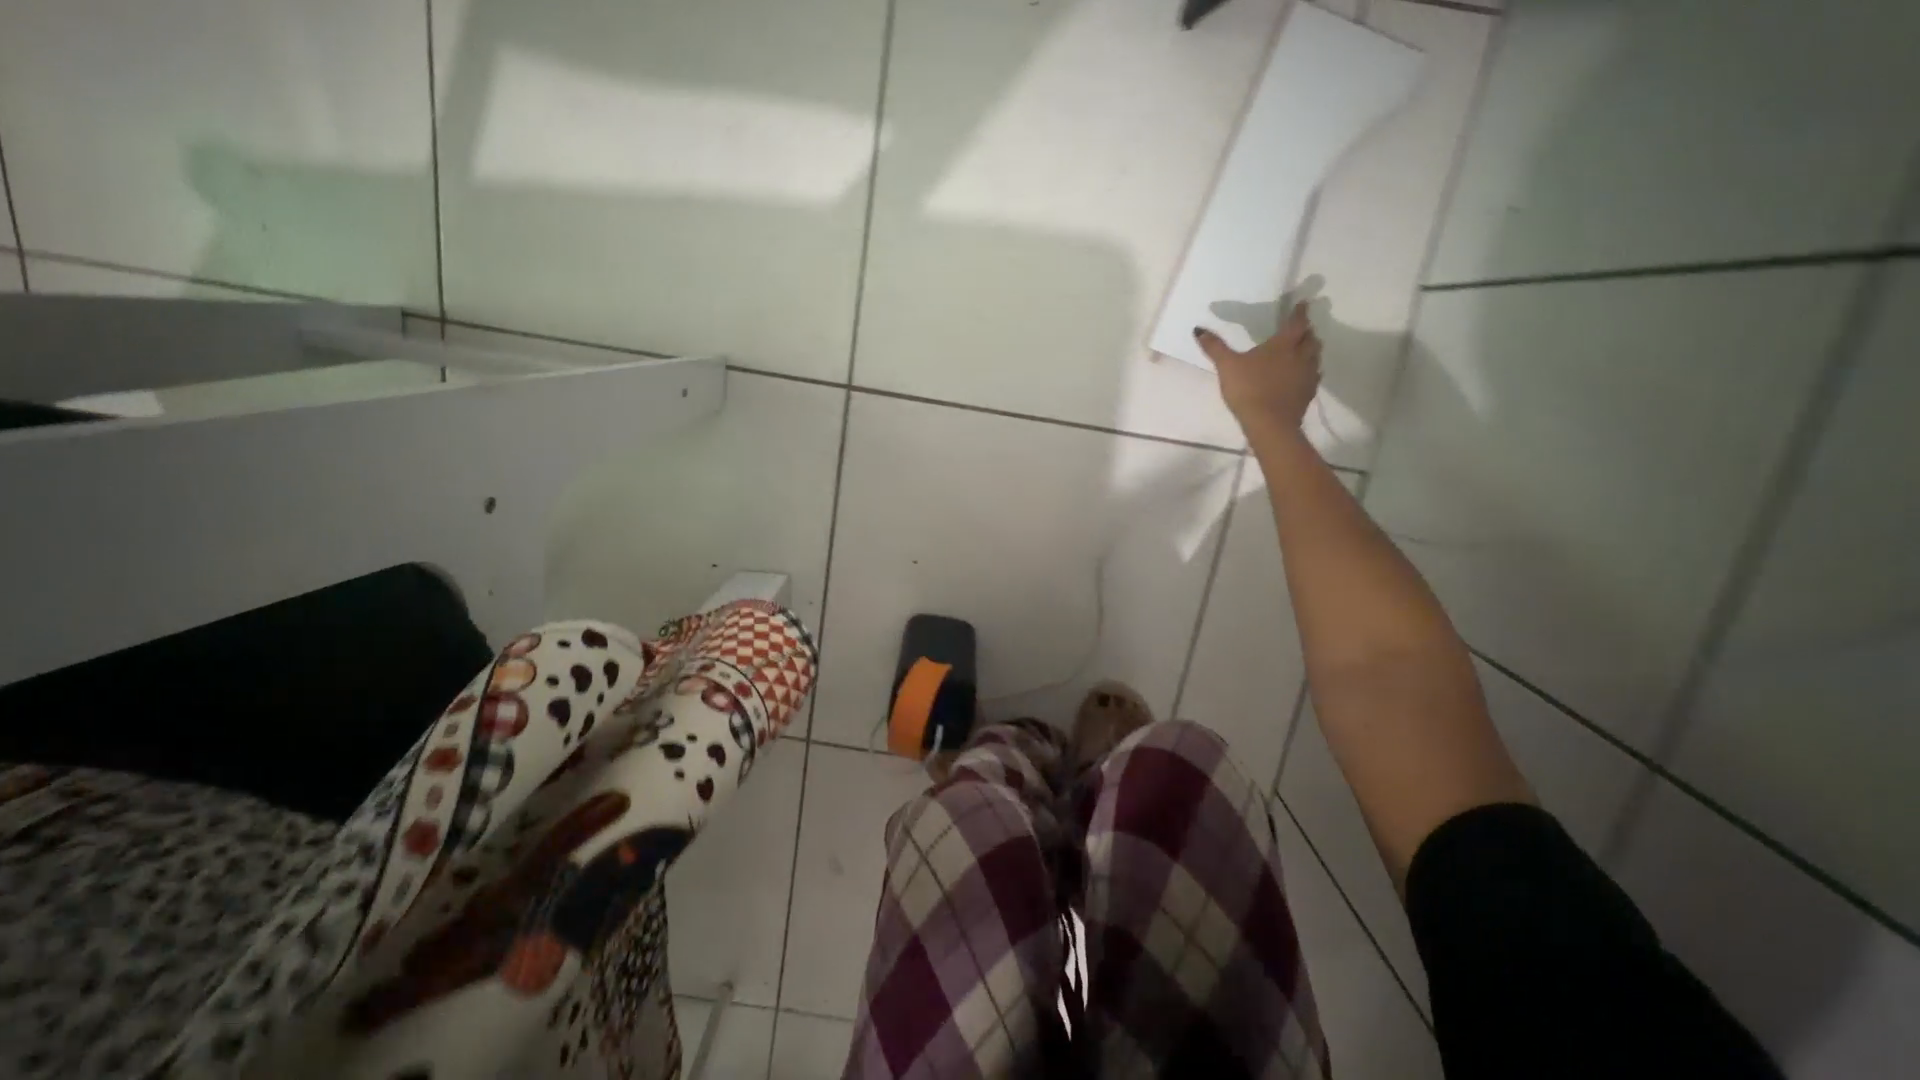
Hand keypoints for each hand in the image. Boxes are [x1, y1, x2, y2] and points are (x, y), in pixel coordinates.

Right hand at [1195, 301, 1321, 439]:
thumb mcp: (1227, 366)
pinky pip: (1314, 375)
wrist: (1270, 424)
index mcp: (1283, 345)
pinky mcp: (1308, 393)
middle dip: (1307, 330)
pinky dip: (1310, 369)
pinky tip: (1301, 374)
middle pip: (1311, 338)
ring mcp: (1307, 375)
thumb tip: (1198, 329)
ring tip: (1303, 348)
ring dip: (1311, 349)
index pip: (1296, 323)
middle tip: (1301, 328)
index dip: (1300, 312)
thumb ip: (1214, 347)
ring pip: (1315, 356)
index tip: (1303, 304)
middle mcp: (1300, 356)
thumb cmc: (1248, 390)